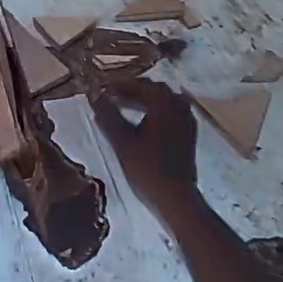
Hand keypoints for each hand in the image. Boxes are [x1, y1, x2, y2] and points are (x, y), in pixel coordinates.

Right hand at [89, 78, 203, 219]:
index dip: (121, 85)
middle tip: (111, 97)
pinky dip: (155, 113)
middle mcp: (180, 107)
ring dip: (144, 102)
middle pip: (154, 91)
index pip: (142, 84)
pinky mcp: (188, 134)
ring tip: (122, 108)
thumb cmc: (146, 168)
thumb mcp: (122, 141)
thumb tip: (94, 94)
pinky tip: (141, 123)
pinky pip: (170, 113)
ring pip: (163, 102)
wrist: (175, 197)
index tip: (104, 89)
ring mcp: (187, 121)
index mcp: (165, 104)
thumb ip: (107, 115)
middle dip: (132, 92)